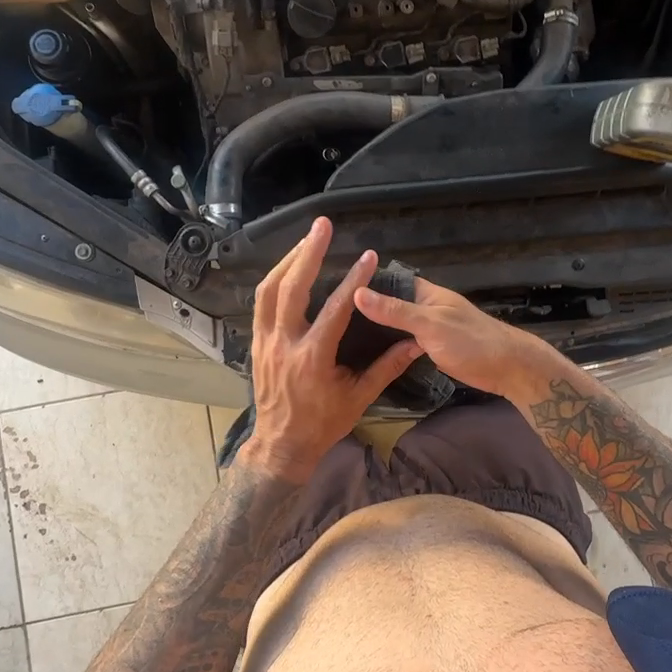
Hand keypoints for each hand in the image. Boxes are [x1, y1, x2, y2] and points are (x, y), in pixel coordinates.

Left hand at [239, 217, 424, 483]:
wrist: (281, 446)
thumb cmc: (323, 424)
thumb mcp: (359, 398)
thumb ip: (386, 367)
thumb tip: (415, 343)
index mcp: (313, 358)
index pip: (335, 310)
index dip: (353, 281)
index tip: (368, 257)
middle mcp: (284, 344)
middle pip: (291, 288)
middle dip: (307, 253)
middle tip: (322, 225)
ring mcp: (265, 342)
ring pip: (268, 290)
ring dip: (287, 260)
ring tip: (306, 239)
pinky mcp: (256, 343)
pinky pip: (261, 302)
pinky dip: (275, 280)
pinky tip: (289, 268)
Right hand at [353, 276, 564, 403]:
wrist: (507, 369)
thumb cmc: (471, 341)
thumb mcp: (430, 324)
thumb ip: (395, 311)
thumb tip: (357, 292)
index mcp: (425, 293)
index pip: (387, 282)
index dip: (363, 285)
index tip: (333, 293)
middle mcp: (423, 307)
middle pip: (388, 304)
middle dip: (364, 311)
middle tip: (329, 321)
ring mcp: (426, 328)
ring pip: (394, 325)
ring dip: (374, 330)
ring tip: (339, 337)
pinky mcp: (429, 348)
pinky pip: (402, 342)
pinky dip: (387, 346)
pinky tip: (365, 354)